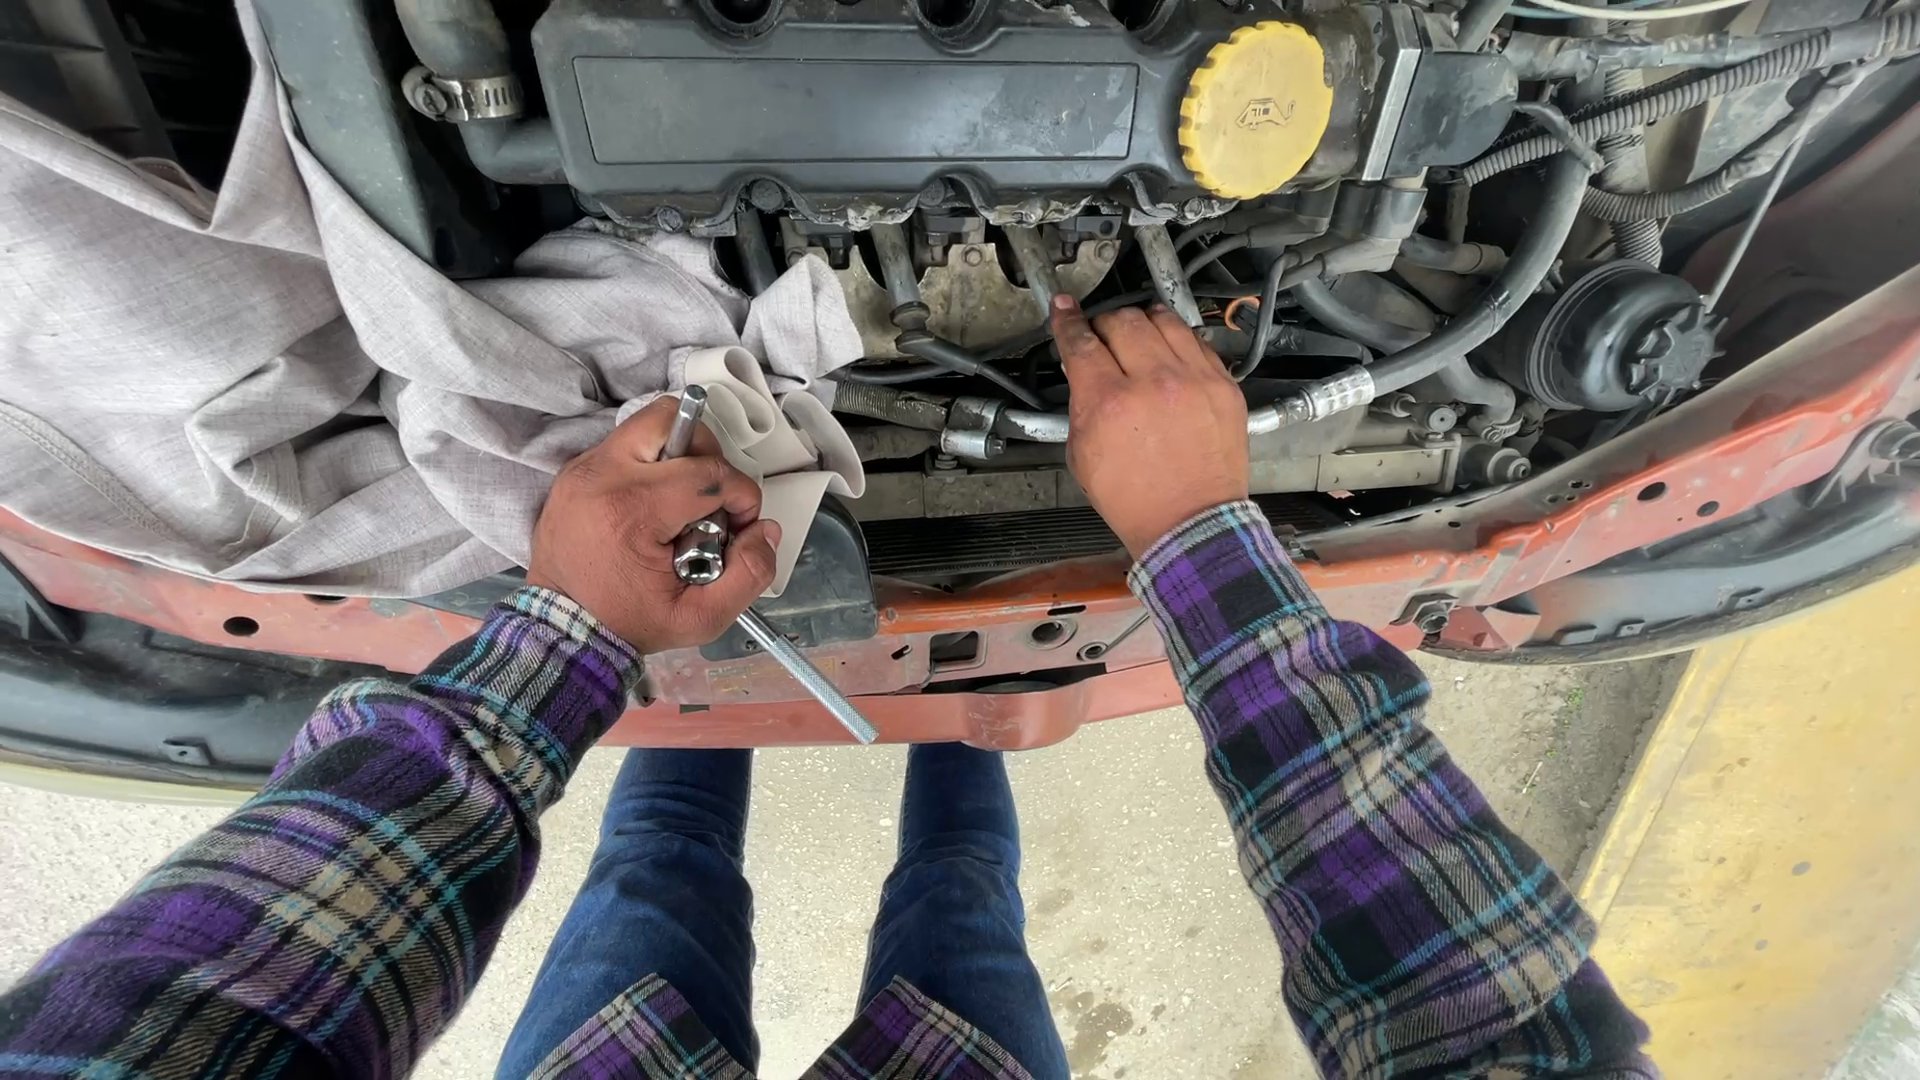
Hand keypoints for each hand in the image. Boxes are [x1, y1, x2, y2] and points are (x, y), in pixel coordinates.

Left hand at [527, 397, 780, 653]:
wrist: (562, 629)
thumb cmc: (630, 623)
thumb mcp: (703, 618)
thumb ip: (750, 574)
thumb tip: (765, 530)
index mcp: (631, 512)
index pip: (710, 473)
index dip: (742, 495)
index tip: (739, 524)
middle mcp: (601, 476)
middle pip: (674, 419)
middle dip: (709, 455)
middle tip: (712, 496)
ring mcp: (583, 469)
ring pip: (649, 424)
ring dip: (682, 454)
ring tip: (685, 498)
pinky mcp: (576, 471)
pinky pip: (628, 445)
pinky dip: (654, 465)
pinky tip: (658, 505)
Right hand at [1053, 295, 1248, 557]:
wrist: (1189, 523)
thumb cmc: (1136, 500)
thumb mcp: (1083, 456)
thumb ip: (1080, 406)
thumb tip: (1082, 373)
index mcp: (1109, 403)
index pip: (1082, 342)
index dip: (1067, 321)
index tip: (1064, 310)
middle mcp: (1154, 382)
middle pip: (1121, 321)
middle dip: (1103, 324)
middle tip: (1100, 336)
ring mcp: (1194, 380)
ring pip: (1162, 319)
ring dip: (1141, 322)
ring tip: (1136, 336)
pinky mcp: (1223, 385)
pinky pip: (1196, 341)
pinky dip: (1176, 340)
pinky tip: (1168, 352)